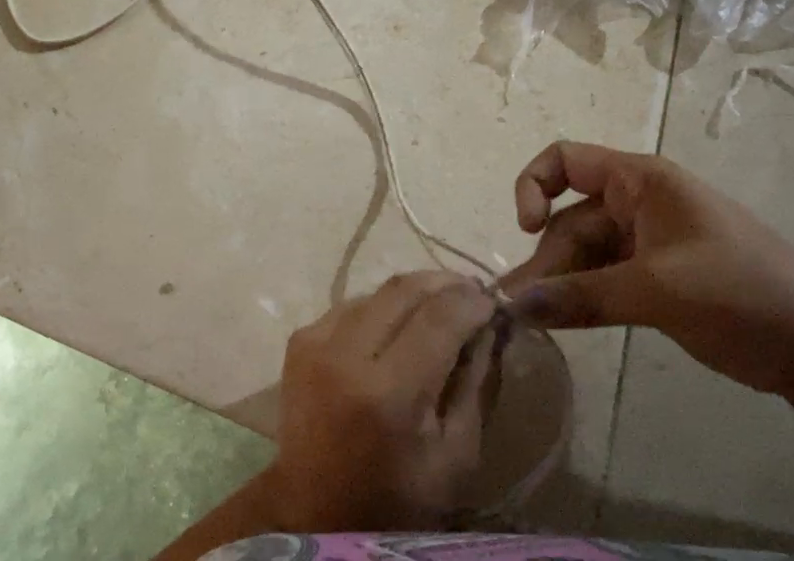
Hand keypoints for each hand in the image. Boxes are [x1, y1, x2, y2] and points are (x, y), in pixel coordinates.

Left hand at [266, 271, 501, 531]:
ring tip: (441, 305)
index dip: (472, 301)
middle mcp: (345, 356)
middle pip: (403, 290)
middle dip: (445, 283)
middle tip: (472, 291)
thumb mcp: (457, 454)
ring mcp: (315, 343)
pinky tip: (398, 323)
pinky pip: (350, 305)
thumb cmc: (397, 497)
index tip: (494, 300)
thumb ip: (475, 383)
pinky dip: (381, 307)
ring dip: (413, 292)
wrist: (315, 511)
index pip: (439, 319)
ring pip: (376, 292)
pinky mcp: (299, 342)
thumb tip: (489, 326)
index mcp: (388, 393)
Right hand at [501, 142, 793, 394]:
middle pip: (569, 220)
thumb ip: (581, 295)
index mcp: (641, 182)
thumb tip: (510, 305)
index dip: (535, 186)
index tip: (527, 228)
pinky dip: (578, 300)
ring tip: (529, 322)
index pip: (566, 160)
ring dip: (558, 285)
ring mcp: (645, 246)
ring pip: (582, 256)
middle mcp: (636, 205)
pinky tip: (557, 324)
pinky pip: (600, 283)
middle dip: (546, 260)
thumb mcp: (658, 290)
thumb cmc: (743, 292)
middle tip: (518, 309)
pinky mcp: (653, 283)